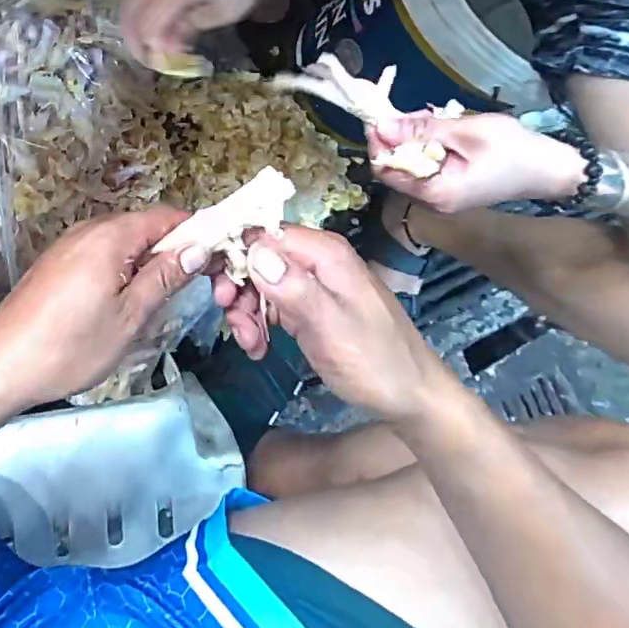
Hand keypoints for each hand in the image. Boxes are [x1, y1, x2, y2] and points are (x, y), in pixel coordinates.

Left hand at [0, 207, 197, 407]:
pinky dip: (121, 268)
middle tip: (188, 288)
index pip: (168, 216)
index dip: (196, 233)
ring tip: (154, 300)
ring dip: (146, 262)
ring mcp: (69, 244)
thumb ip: (165, 277)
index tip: (214, 260)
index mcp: (112, 236)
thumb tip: (199, 248)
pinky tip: (119, 302)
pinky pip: (102, 252)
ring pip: (124, 241)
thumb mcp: (129, 317)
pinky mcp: (56, 262)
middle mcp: (90, 229)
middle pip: (146, 227)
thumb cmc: (69, 346)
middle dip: (172, 250)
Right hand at [123, 0, 281, 70]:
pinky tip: (157, 27)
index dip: (152, 49)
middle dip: (136, 42)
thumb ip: (192, 26)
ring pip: (130, 3)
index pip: (149, 24)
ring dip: (137, 28)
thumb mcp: (226, 10)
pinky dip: (142, 13)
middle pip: (130, 14)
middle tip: (150, 61)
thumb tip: (166, 47)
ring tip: (153, 48)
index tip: (163, 64)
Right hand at [215, 226, 448, 422]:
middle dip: (239, 289)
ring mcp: (315, 281)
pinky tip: (260, 347)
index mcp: (325, 253)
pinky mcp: (311, 304)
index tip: (220, 292)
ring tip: (251, 344)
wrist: (408, 394)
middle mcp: (318, 258)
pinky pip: (274, 301)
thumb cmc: (374, 361)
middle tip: (235, 324)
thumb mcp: (330, 327)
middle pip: (259, 257)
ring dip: (247, 310)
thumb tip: (255, 251)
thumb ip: (294, 288)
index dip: (235, 256)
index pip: (264, 233)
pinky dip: (260, 322)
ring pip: (261, 280)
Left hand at [368, 112, 585, 211]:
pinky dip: (430, 144)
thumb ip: (419, 130)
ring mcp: (444, 195)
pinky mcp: (453, 186)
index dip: (377, 142)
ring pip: (412, 162)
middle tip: (415, 112)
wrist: (552, 169)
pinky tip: (443, 126)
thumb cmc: (511, 150)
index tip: (378, 115)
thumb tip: (381, 125)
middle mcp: (433, 200)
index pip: (385, 170)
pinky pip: (429, 164)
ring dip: (416, 137)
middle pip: (397, 166)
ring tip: (434, 116)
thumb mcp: (463, 131)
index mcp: (433, 193)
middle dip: (400, 136)